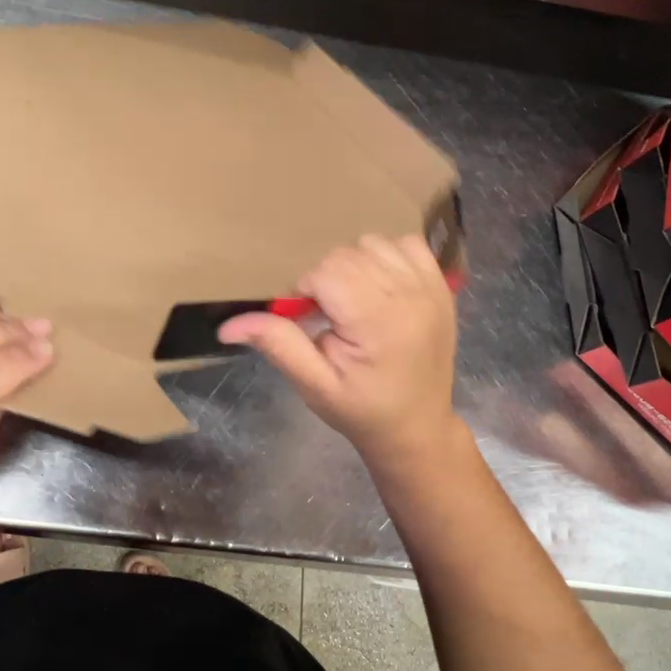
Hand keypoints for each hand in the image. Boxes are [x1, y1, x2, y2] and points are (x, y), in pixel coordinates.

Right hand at [219, 235, 460, 468]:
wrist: (417, 427)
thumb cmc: (361, 409)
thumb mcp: (313, 383)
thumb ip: (277, 344)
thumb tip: (228, 326)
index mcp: (376, 322)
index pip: (327, 272)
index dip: (306, 290)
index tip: (308, 320)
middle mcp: (409, 297)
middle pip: (348, 255)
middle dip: (328, 279)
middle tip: (329, 316)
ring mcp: (430, 289)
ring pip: (374, 243)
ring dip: (355, 265)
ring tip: (354, 302)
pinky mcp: (442, 287)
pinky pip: (408, 244)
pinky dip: (388, 256)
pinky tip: (381, 287)